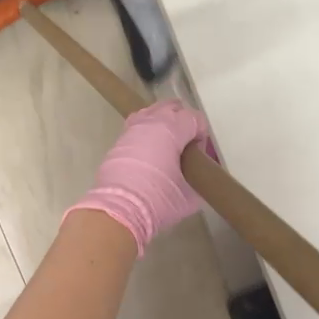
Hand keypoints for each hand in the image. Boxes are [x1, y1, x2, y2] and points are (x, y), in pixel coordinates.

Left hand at [65, 99, 212, 254]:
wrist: (119, 210)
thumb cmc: (158, 199)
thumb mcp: (190, 195)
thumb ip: (197, 180)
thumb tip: (195, 180)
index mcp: (172, 128)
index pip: (194, 119)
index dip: (201, 135)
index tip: (199, 155)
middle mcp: (151, 122)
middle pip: (171, 108)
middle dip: (182, 122)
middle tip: (184, 146)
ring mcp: (131, 130)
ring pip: (151, 113)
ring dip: (161, 125)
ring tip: (165, 148)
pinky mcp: (118, 143)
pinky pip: (136, 128)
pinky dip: (145, 135)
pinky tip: (148, 154)